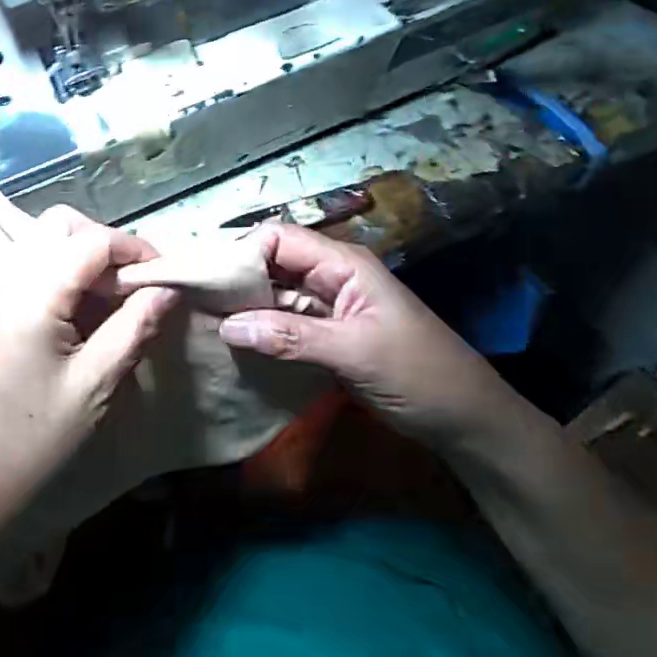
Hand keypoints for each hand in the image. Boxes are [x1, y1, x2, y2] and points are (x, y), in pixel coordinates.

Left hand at [0, 206, 178, 554]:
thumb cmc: (32, 447)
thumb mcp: (94, 387)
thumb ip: (135, 327)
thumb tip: (167, 289)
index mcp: (27, 295)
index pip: (91, 240)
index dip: (135, 249)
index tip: (165, 276)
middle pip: (59, 225)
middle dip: (104, 245)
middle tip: (134, 286)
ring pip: (39, 242)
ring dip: (80, 258)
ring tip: (109, 301)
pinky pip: (22, 268)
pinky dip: (56, 274)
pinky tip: (75, 314)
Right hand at [217, 224, 501, 451]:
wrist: (463, 418)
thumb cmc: (419, 373)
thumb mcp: (355, 352)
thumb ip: (292, 337)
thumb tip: (228, 326)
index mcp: (343, 263)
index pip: (279, 239)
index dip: (241, 252)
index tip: (204, 281)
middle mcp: (330, 276)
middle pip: (272, 263)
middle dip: (235, 279)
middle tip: (192, 303)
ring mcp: (327, 306)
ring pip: (274, 294)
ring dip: (244, 307)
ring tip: (202, 323)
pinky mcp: (325, 334)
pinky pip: (283, 323)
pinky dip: (260, 331)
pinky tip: (233, 345)